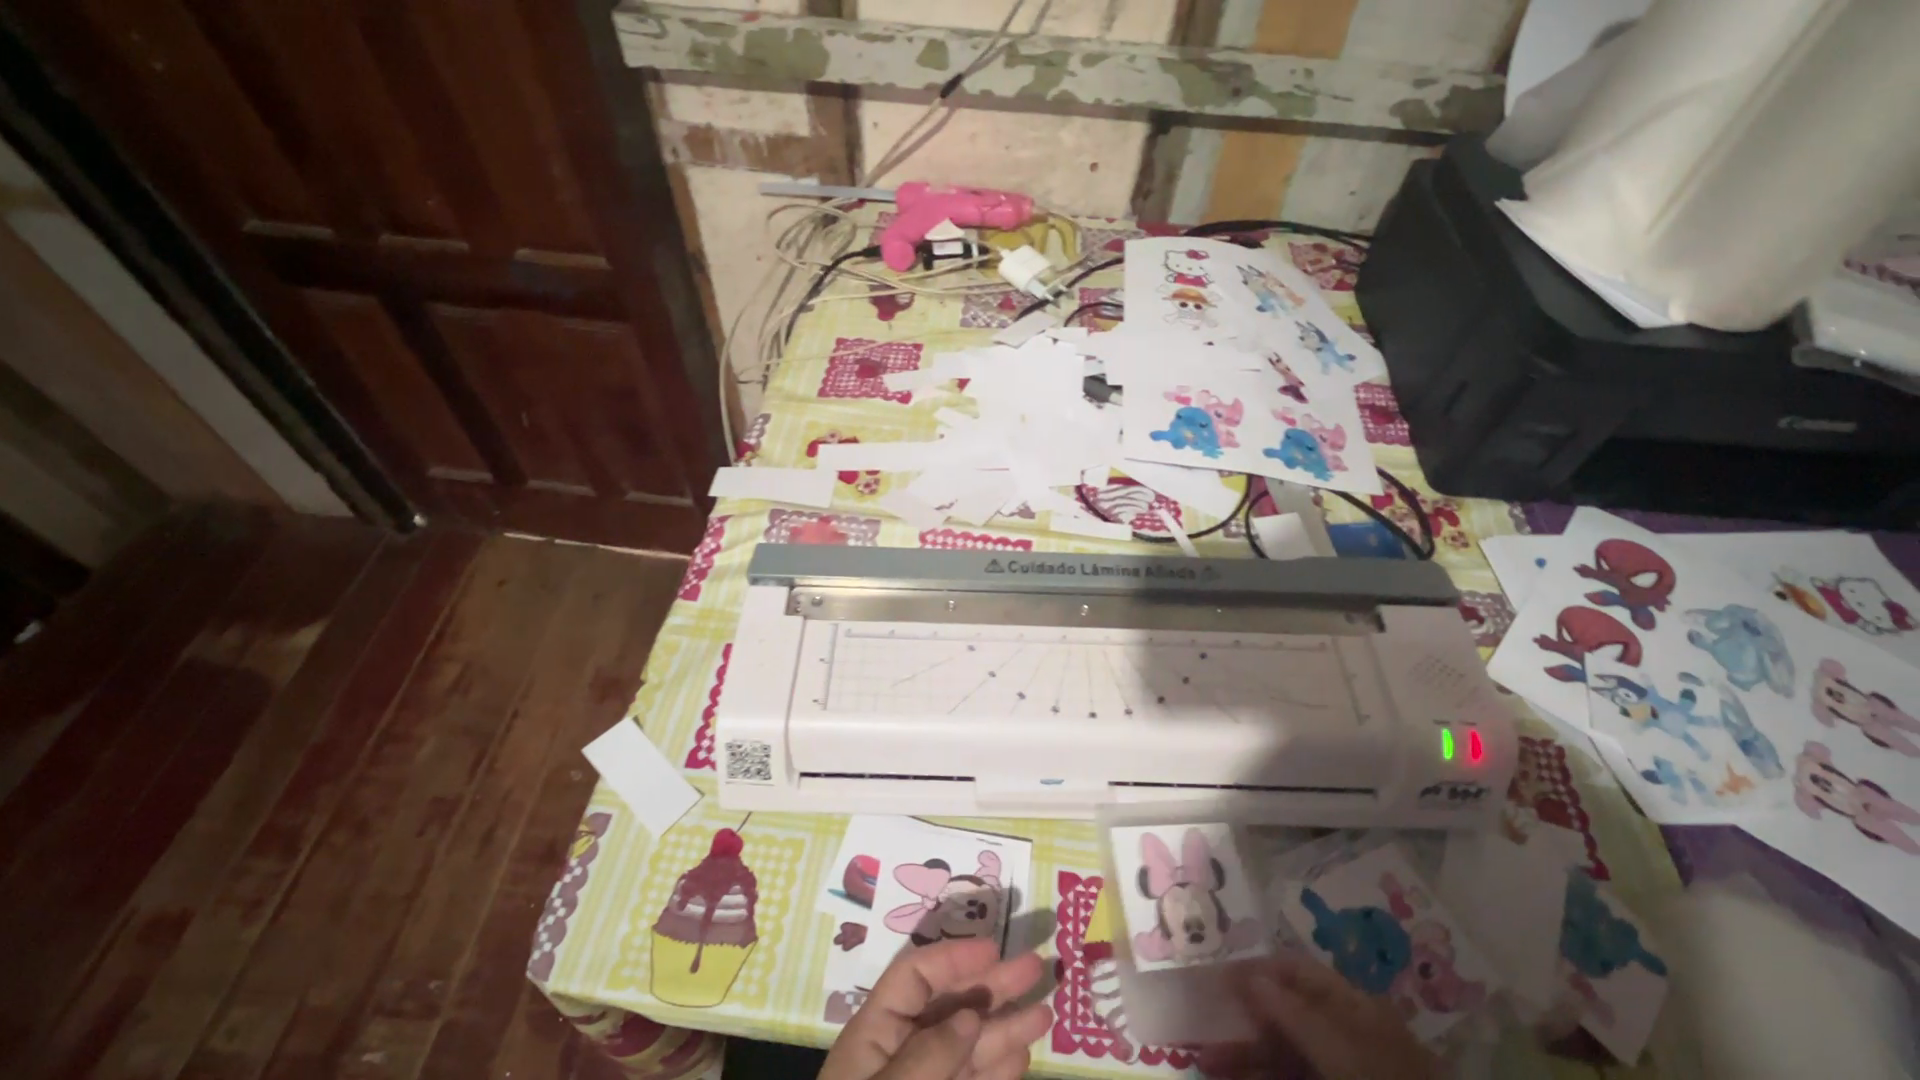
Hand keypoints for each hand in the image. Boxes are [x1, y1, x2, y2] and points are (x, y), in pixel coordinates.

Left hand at [819, 939, 1053, 1079]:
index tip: (995, 948)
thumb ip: (927, 1057)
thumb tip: (969, 1016)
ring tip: (1044, 1011)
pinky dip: (1000, 1069)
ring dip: (1007, 1026)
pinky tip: (1023, 1053)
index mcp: (874, 1037)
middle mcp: (901, 1056)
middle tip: (1036, 967)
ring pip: (970, 1046)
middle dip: (992, 986)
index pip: (914, 980)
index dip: (953, 959)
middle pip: (950, 1008)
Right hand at [1201, 950, 1440, 1079]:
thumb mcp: (1339, 1048)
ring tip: (1204, 1063)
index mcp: (1353, 1009)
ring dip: (1243, 1057)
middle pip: (1284, 1017)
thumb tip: (1249, 975)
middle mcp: (1343, 1036)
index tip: (1217, 980)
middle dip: (1243, 1022)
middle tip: (1200, 1028)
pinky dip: (1259, 1079)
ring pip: (1281, 1057)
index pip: (1298, 974)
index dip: (1259, 971)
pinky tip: (1230, 1079)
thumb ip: (1292, 1012)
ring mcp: (1337, 1072)